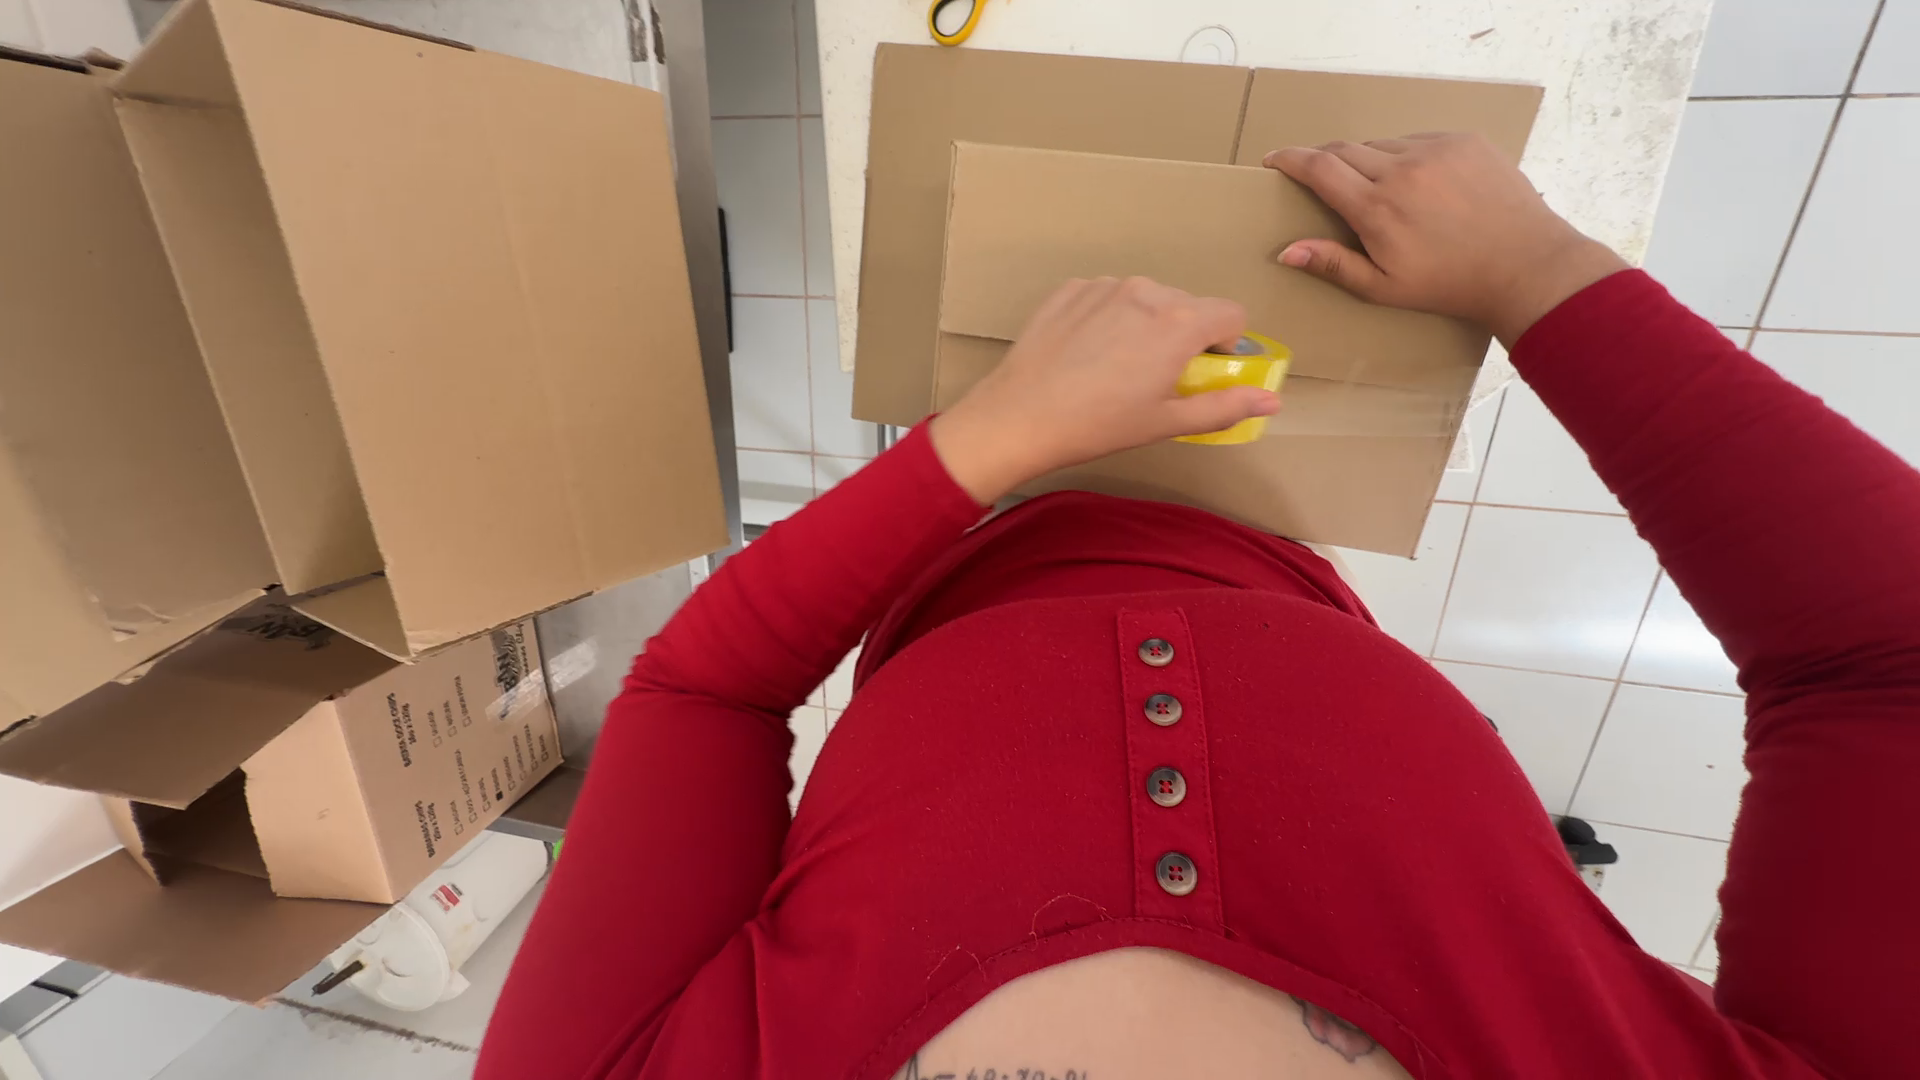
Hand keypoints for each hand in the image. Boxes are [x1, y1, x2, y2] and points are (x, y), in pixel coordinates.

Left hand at [930, 276, 1280, 503]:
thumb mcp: (1165, 422)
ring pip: (1145, 298)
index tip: (1204, 371)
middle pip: (1187, 305)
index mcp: (1179, 322)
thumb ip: (1224, 406)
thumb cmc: (1097, 425)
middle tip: (1155, 378)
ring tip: (1115, 368)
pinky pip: (1106, 298)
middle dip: (1183, 336)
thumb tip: (1272, 401)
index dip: (1225, 345)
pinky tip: (1086, 354)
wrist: (1020, 417)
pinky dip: (1107, 319)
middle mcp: (1146, 291)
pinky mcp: (1069, 290)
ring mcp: (1104, 286)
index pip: (1231, 315)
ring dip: (1144, 325)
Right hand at [1262, 133, 1628, 344]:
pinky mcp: (1463, 141)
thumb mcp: (1380, 286)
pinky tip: (1410, 183)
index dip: (1290, 159)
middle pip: (1344, 149)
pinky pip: (1415, 140)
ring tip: (1369, 187)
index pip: (1320, 167)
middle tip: (1313, 176)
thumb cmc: (1445, 283)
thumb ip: (1332, 264)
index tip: (1273, 159)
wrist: (1522, 263)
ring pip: (1379, 144)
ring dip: (1363, 160)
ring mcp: (1435, 149)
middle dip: (1321, 159)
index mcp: (1376, 207)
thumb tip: (1286, 251)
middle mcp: (1402, 169)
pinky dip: (1399, 156)